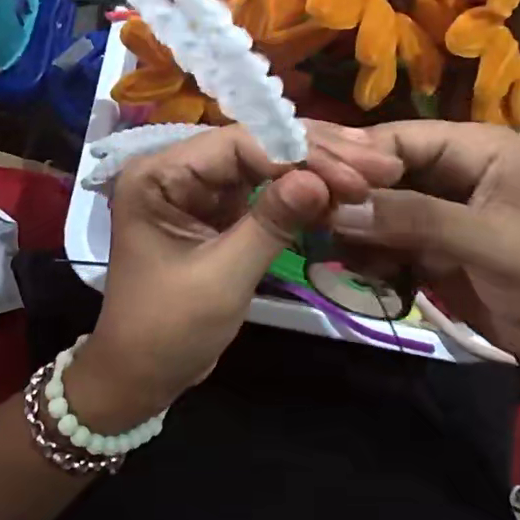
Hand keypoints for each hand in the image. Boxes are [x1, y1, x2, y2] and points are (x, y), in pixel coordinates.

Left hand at [75, 122, 402, 420]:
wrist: (141, 375)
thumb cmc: (167, 330)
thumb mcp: (221, 278)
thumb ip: (269, 224)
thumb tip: (319, 180)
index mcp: (159, 175)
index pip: (238, 143)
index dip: (298, 153)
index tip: (354, 175)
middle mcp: (178, 170)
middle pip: (256, 146)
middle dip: (317, 155)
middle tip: (379, 167)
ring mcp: (200, 189)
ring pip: (268, 164)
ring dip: (319, 168)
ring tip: (374, 172)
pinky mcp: (218, 211)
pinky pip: (266, 191)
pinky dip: (304, 192)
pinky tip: (343, 192)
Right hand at [326, 120, 519, 363]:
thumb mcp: (491, 243)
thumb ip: (418, 219)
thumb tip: (340, 205)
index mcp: (475, 148)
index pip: (397, 138)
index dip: (353, 158)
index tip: (310, 185)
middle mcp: (449, 169)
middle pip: (378, 169)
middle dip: (350, 198)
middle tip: (317, 224)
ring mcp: (435, 209)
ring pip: (373, 206)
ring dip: (357, 232)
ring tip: (354, 260)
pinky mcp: (426, 244)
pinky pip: (381, 239)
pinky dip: (370, 255)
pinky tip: (374, 276)